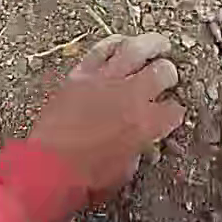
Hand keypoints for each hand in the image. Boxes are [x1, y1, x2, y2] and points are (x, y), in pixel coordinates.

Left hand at [28, 32, 183, 195]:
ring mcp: (106, 81)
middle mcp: (131, 95)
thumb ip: (138, 151)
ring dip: (152, 45)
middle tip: (168, 76)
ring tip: (160, 44)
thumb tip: (142, 142)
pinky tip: (122, 43)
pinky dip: (114, 44)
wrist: (46, 169)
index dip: (175, 111)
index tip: (172, 113)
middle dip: (170, 74)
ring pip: (136, 49)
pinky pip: (101, 50)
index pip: (174, 109)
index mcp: (146, 123)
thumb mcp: (124, 171)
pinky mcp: (81, 75)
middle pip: (163, 72)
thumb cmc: (86, 179)